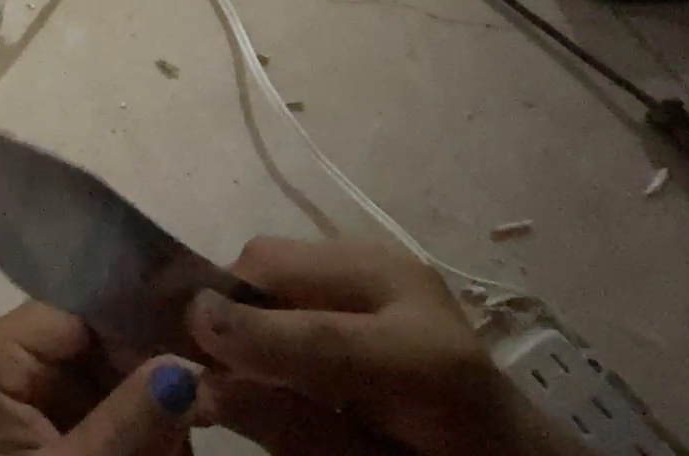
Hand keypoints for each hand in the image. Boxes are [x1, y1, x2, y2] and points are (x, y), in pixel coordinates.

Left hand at [0, 301, 206, 455]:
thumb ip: (128, 420)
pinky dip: (134, 431)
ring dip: (151, 410)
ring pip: (110, 374)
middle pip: (100, 338)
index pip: (81, 306)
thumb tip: (186, 367)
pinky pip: (102, 406)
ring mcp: (30, 386)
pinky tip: (161, 450)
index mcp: (0, 349)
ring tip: (177, 446)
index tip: (199, 349)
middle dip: (151, 375)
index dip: (140, 322)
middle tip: (206, 412)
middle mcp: (13, 352)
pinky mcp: (45, 419)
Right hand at [187, 237, 591, 455]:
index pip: (321, 338)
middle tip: (209, 351)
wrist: (504, 445)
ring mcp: (385, 258)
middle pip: (278, 265)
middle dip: (231, 302)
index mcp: (430, 362)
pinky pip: (289, 257)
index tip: (185, 331)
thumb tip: (197, 386)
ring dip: (247, 296)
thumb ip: (286, 428)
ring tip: (252, 347)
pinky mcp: (368, 252)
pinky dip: (268, 291)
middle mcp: (405, 285)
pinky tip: (284, 330)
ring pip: (274, 254)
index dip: (246, 331)